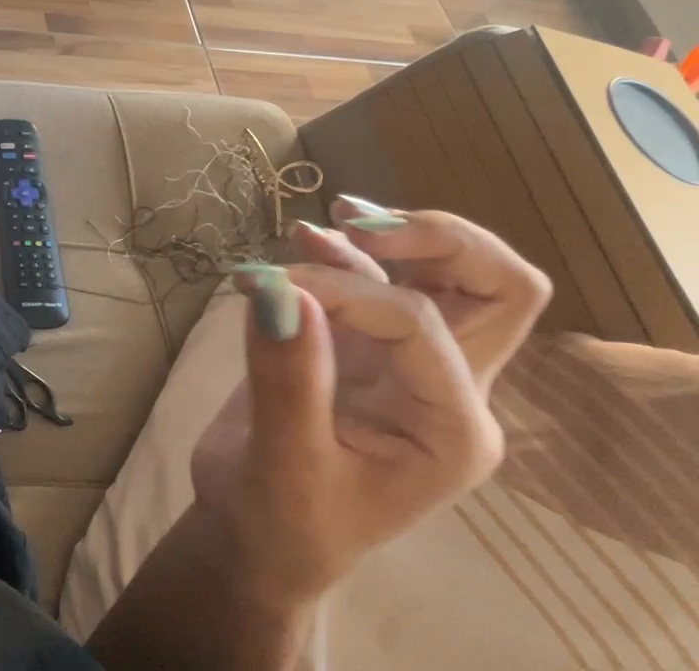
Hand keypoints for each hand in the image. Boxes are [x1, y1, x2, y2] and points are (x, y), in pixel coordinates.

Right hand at [190, 204, 551, 608]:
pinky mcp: (357, 354)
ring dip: (398, 237)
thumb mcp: (285, 460)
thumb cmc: (281, 518)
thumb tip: (278, 289)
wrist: (256, 538)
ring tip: (332, 216)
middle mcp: (446, 389)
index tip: (263, 286)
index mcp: (451, 426)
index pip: (419, 325)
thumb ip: (288, 377)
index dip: (344, 290)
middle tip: (357, 222)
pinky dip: (347, 254)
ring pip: (446, 280)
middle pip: (496, 290)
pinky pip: (375, 289)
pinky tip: (307, 236)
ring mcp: (404, 367)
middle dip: (436, 240)